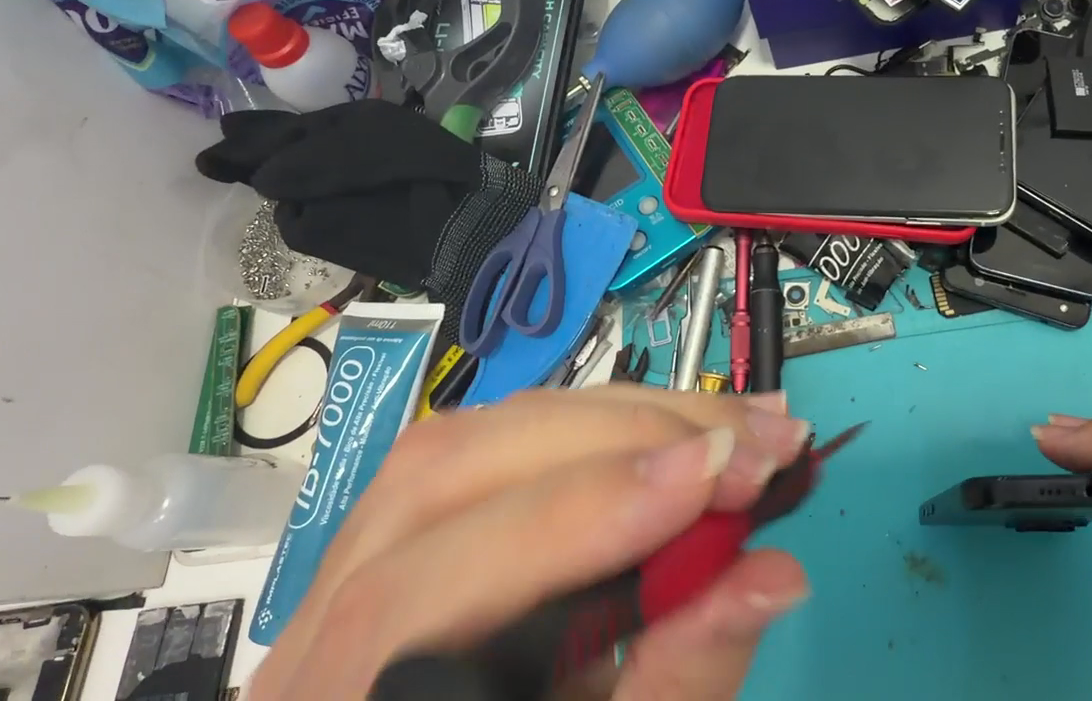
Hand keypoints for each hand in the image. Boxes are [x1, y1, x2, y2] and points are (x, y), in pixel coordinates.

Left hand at [249, 385, 814, 699]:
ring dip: (626, 418)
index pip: (421, 595)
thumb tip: (774, 573)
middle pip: (447, 473)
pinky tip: (685, 430)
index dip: (577, 516)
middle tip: (756, 446)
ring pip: (476, 436)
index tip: (716, 475)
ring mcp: (354, 562)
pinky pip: (504, 441)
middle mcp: (318, 631)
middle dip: (623, 440)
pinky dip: (606, 425)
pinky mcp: (417, 520)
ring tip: (741, 429)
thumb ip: (679, 684)